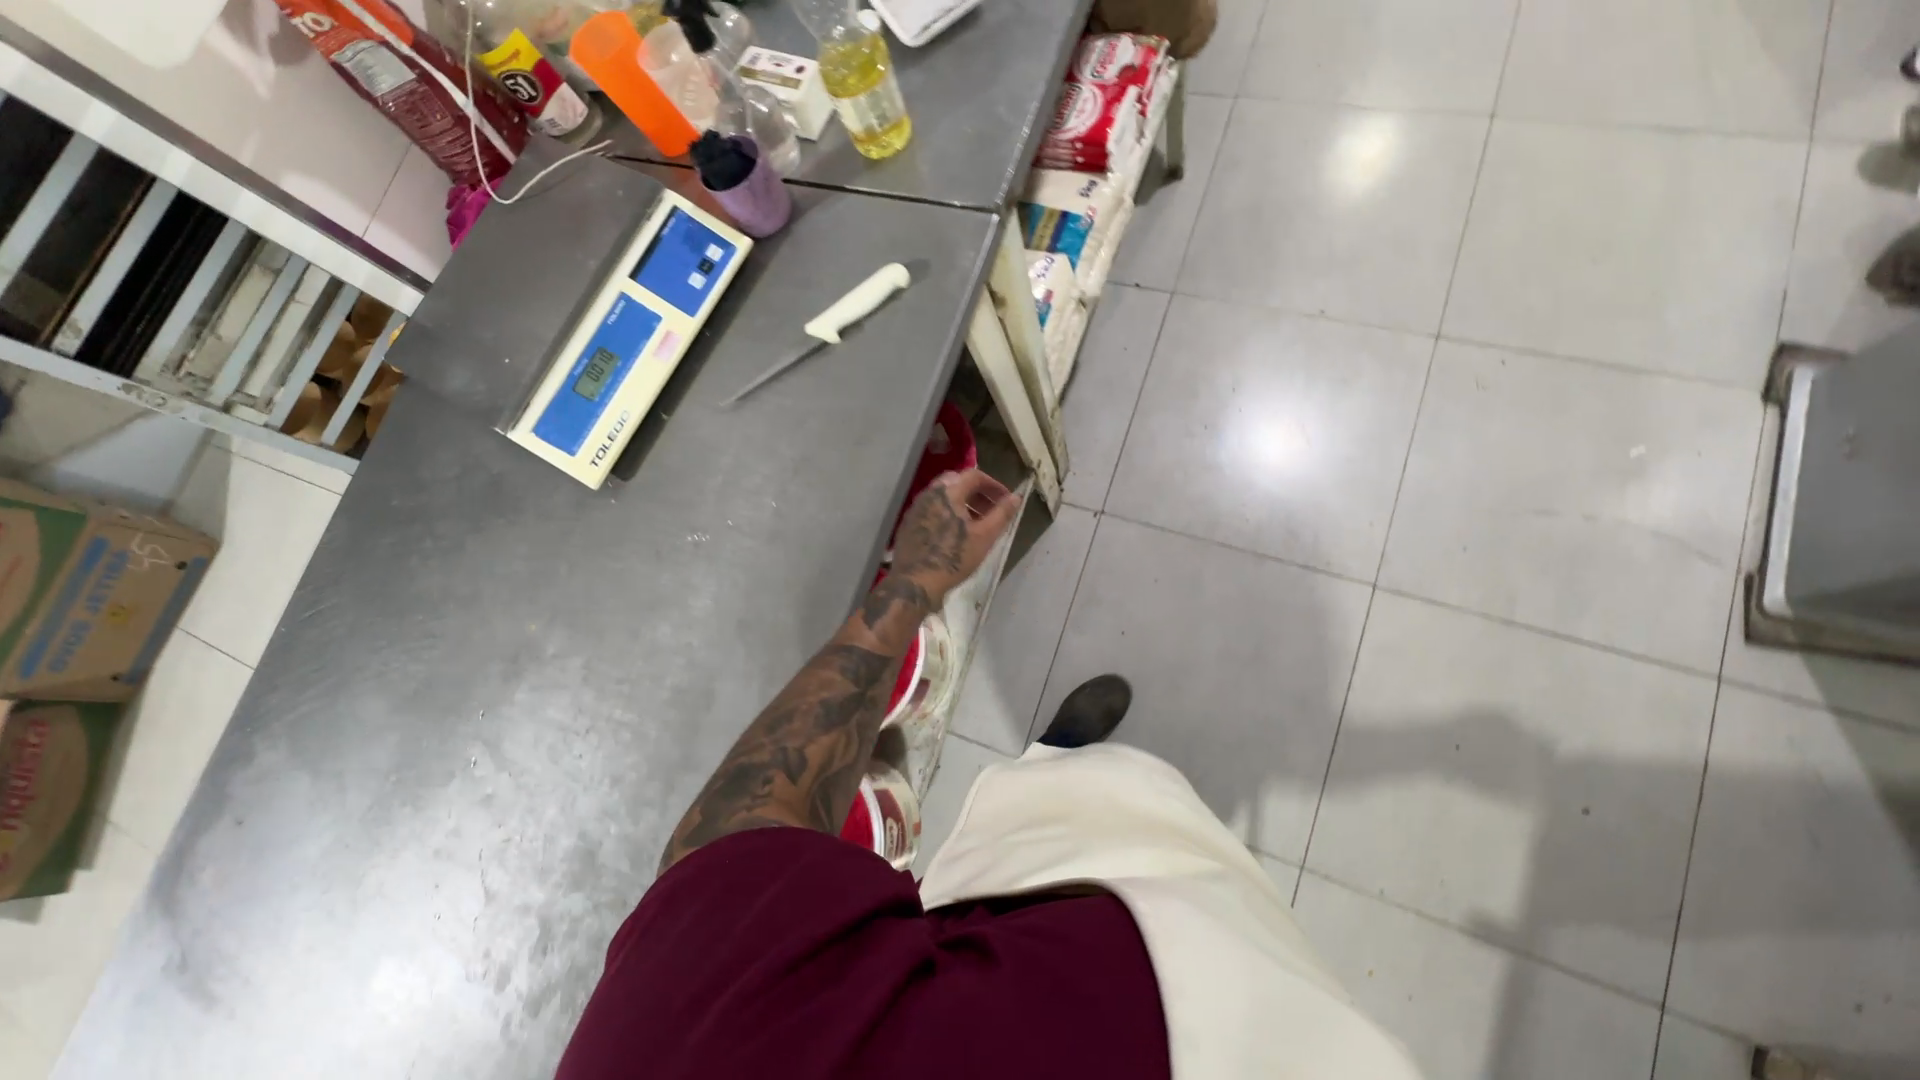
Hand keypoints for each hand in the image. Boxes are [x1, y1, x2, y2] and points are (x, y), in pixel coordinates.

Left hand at [893, 469, 1020, 602]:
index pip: (974, 475)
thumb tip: (1016, 497)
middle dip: (977, 493)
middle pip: (956, 482)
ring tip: (975, 523)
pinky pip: (932, 509)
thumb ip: (1002, 514)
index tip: (1005, 499)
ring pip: (943, 496)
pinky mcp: (908, 524)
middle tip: (990, 510)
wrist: (916, 582)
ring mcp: (916, 508)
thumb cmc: (954, 558)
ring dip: (962, 503)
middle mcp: (929, 494)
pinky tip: (954, 534)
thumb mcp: (985, 536)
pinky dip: (947, 513)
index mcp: (948, 492)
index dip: (993, 485)